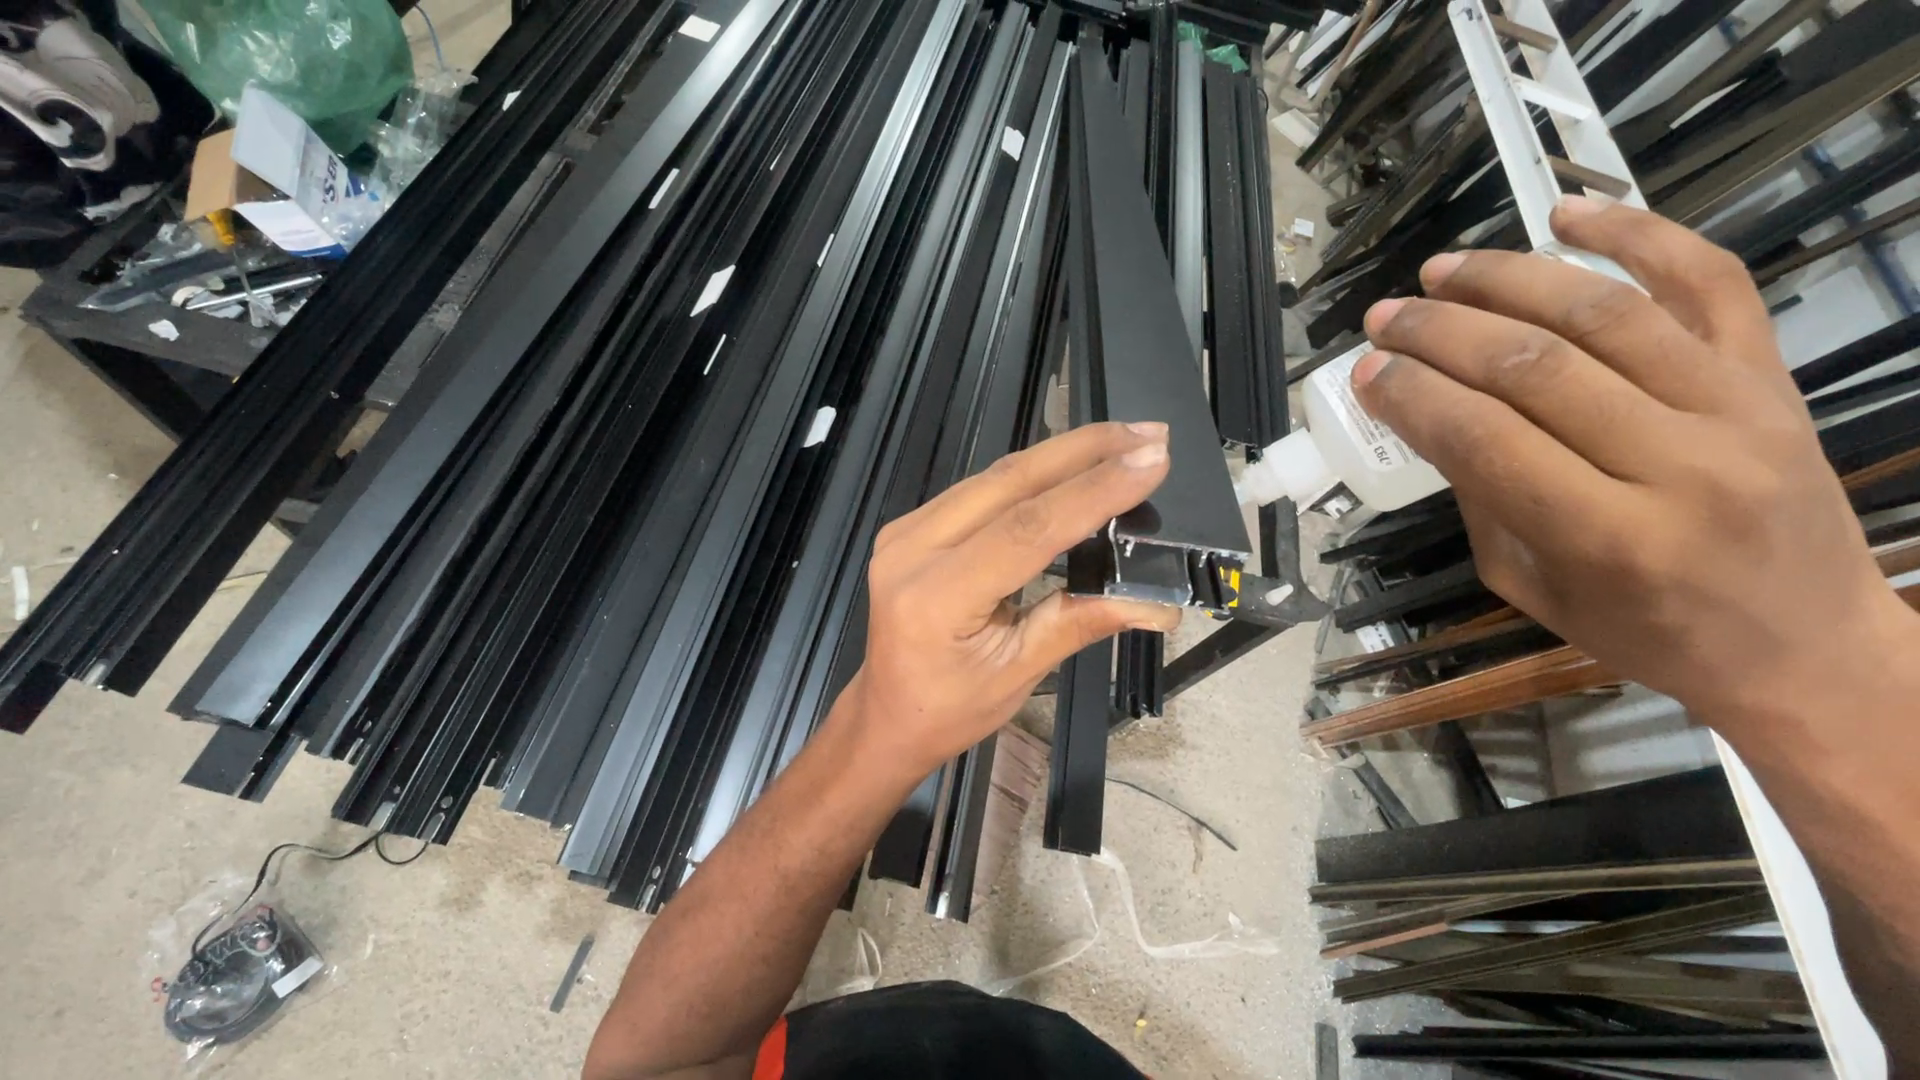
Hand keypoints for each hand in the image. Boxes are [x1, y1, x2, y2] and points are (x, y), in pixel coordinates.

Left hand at [840, 421, 1183, 775]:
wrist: (886, 714)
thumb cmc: (948, 708)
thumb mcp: (1016, 675)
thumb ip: (1079, 624)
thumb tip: (1158, 602)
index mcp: (934, 596)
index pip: (1026, 530)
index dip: (1093, 492)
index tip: (1152, 462)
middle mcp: (912, 549)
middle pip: (1008, 483)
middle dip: (1085, 451)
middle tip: (1150, 433)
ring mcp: (906, 530)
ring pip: (995, 476)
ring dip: (1063, 454)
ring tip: (1125, 441)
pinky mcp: (913, 525)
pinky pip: (981, 488)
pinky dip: (1034, 473)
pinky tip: (1075, 463)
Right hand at [1353, 196, 1918, 729]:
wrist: (1806, 644)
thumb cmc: (1647, 631)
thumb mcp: (1531, 587)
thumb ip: (1481, 499)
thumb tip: (1429, 412)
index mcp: (1607, 538)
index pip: (1485, 439)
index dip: (1412, 396)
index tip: (1365, 373)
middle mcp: (1677, 464)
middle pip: (1533, 368)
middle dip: (1439, 333)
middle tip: (1383, 319)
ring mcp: (1736, 409)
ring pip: (1605, 314)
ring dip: (1508, 279)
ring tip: (1440, 271)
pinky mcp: (1771, 377)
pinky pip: (1710, 283)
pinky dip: (1639, 234)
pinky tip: (1569, 211)